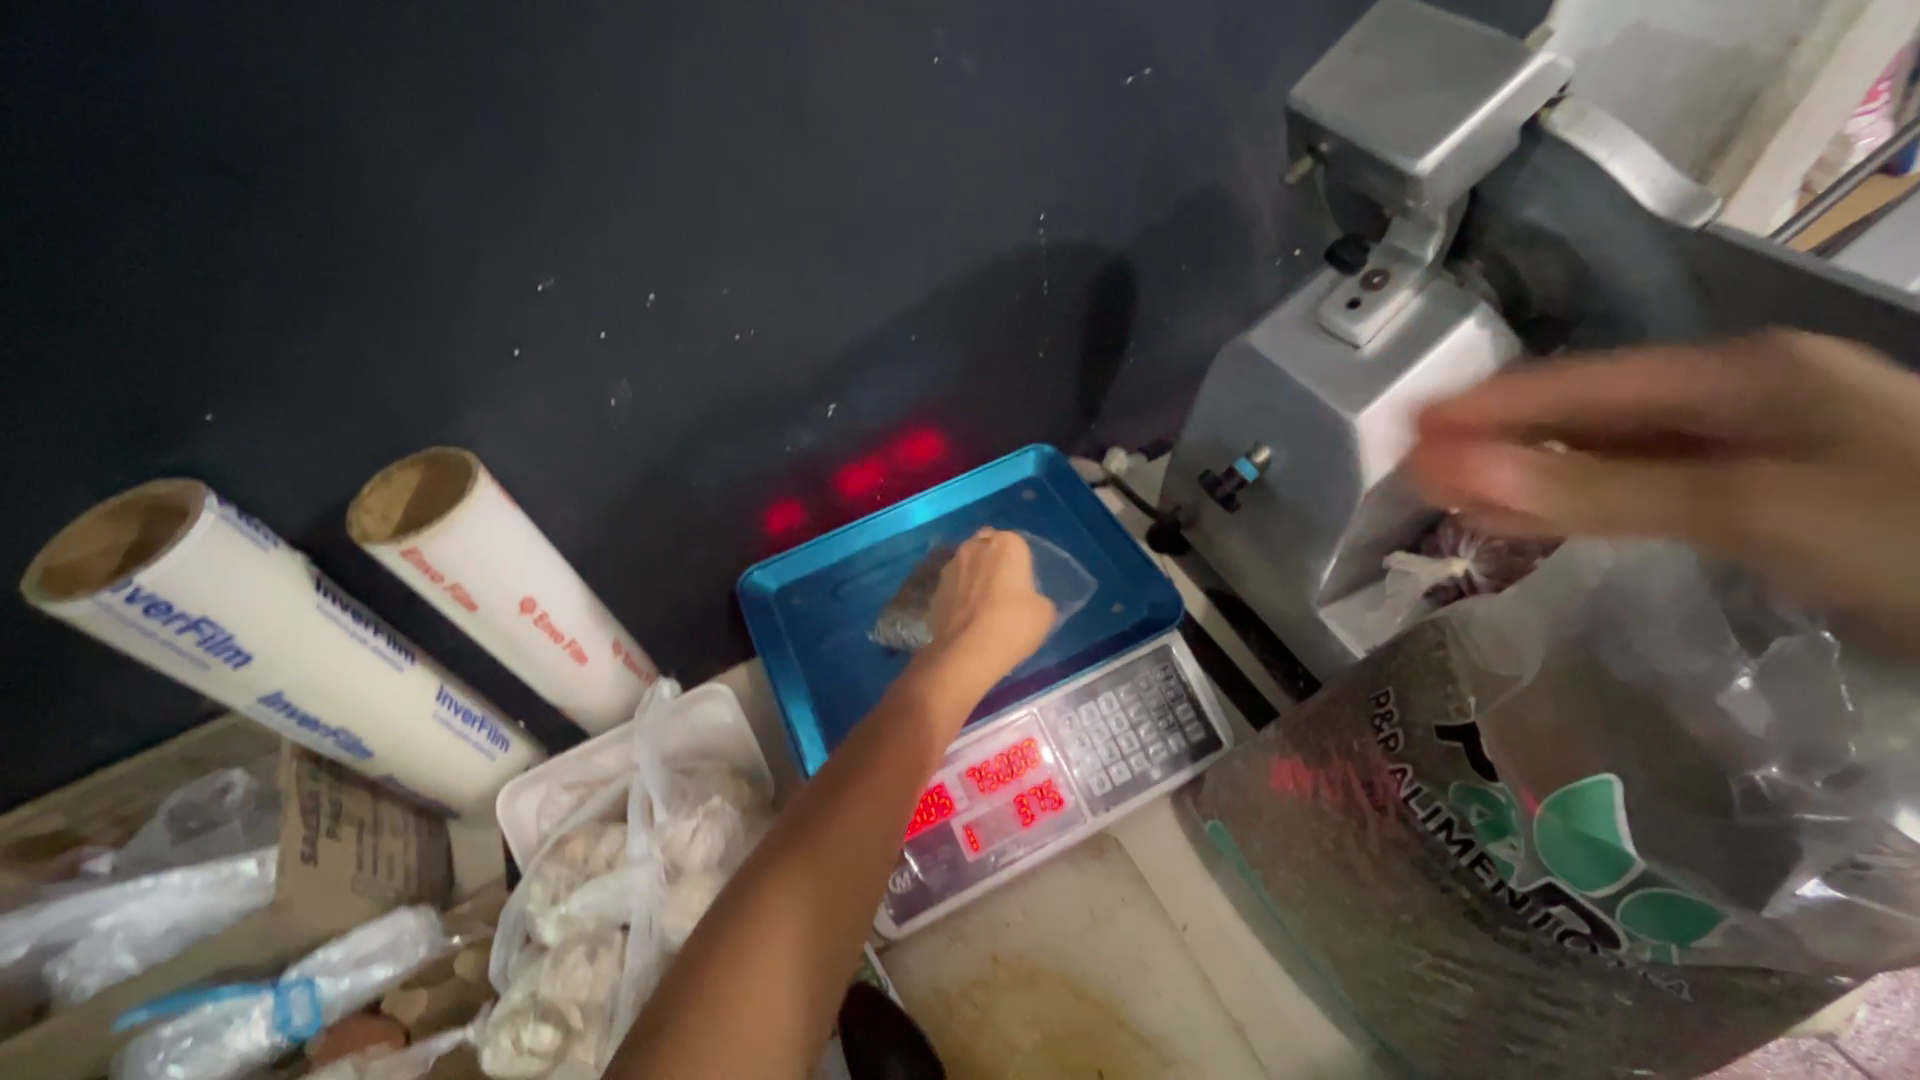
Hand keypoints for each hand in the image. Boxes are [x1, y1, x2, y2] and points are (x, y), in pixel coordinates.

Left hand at [918, 529, 1055, 688]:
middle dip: (992, 561)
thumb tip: (1027, 601)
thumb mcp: (1045, 612)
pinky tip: (965, 616)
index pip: (1016, 544)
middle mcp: (975, 547)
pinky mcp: (934, 588)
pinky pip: (952, 586)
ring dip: (973, 576)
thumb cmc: (1013, 624)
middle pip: (986, 547)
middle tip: (1002, 588)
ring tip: (980, 604)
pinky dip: (958, 595)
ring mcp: (950, 567)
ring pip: (966, 565)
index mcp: (1006, 544)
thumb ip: (1036, 596)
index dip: (1020, 563)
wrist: (967, 651)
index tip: (1023, 584)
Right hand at [1405, 330, 1919, 646]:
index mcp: (1734, 376)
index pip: (1569, 385)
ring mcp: (1758, 445)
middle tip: (1417, 474)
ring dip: (1533, 476)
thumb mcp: (1752, 508)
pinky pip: (1648, 489)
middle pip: (1585, 415)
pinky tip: (1547, 524)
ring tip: (1458, 501)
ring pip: (1612, 455)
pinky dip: (1585, 506)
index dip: (1481, 408)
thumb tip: (1452, 471)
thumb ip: (1596, 492)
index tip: (1402, 433)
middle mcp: (1739, 397)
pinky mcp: (1771, 494)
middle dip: (1497, 442)